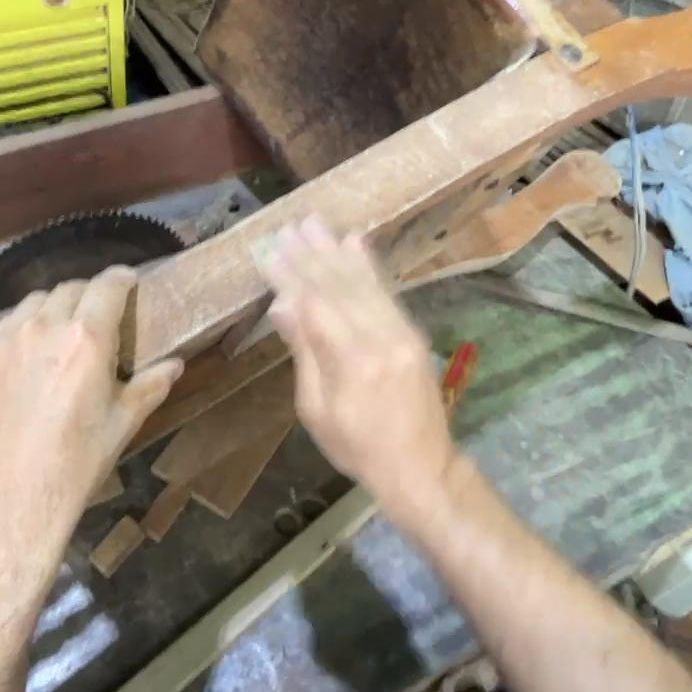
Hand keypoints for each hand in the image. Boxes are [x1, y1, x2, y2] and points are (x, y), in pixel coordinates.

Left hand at [0, 266, 182, 568]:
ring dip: (51, 311)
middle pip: (69, 290)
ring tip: (57, 337)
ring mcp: (0, 342)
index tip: (128, 281)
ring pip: (32, 305)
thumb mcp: (121, 427)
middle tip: (96, 318)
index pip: (108, 286)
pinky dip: (19, 333)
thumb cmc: (74, 469)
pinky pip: (2, 330)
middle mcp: (41, 328)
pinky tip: (23, 362)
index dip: (121, 279)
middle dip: (88, 296)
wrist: (6, 508)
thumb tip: (176, 363)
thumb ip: (150, 386)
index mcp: (86, 340)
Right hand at [261, 217, 456, 506]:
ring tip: (314, 223)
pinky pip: (386, 292)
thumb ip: (304, 353)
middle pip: (339, 287)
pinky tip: (353, 243)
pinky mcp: (412, 333)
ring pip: (363, 283)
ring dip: (336, 251)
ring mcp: (401, 333)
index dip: (290, 275)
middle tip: (290, 226)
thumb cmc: (357, 447)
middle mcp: (380, 339)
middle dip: (311, 254)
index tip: (270, 250)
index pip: (314, 304)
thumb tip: (282, 305)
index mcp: (352, 362)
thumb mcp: (316, 410)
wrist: (421, 468)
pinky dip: (367, 265)